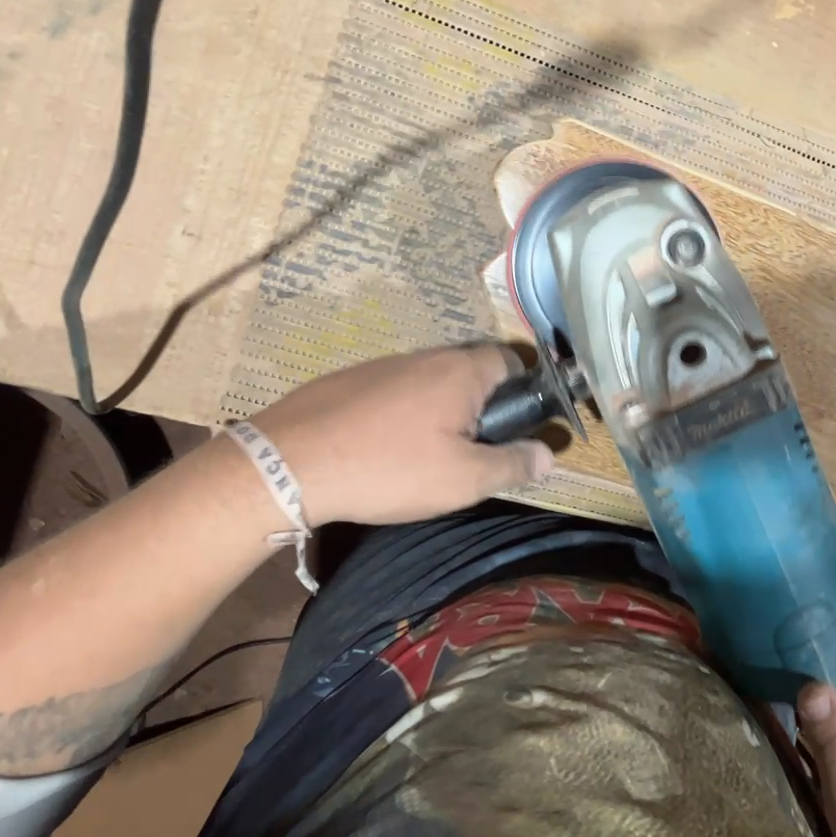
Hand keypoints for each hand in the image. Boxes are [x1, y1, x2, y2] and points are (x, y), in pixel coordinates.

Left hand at [250, 345, 553, 525]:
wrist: (286, 465)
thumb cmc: (390, 469)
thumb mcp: (464, 480)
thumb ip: (513, 464)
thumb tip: (549, 455)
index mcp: (463, 371)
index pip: (513, 359)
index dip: (525, 388)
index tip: (518, 424)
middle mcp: (427, 356)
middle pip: (471, 370)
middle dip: (482, 403)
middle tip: (474, 447)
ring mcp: (383, 364)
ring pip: (430, 380)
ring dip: (440, 408)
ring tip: (425, 452)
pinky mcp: (347, 379)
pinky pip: (393, 390)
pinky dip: (401, 412)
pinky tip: (382, 447)